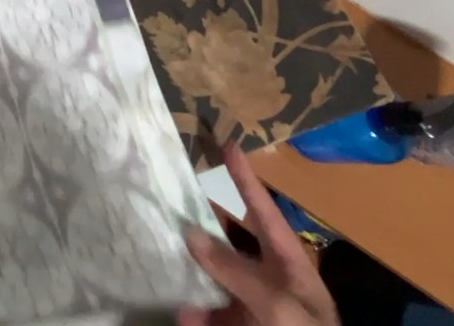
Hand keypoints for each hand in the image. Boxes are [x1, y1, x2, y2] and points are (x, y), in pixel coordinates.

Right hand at [178, 145, 338, 325]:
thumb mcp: (277, 307)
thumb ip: (234, 270)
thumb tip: (190, 231)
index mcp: (290, 268)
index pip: (264, 214)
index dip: (247, 180)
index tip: (228, 145)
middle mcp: (269, 285)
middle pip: (229, 245)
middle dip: (200, 226)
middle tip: (170, 201)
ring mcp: (253, 312)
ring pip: (211, 280)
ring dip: (189, 275)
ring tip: (163, 262)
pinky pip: (208, 316)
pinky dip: (192, 314)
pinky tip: (181, 315)